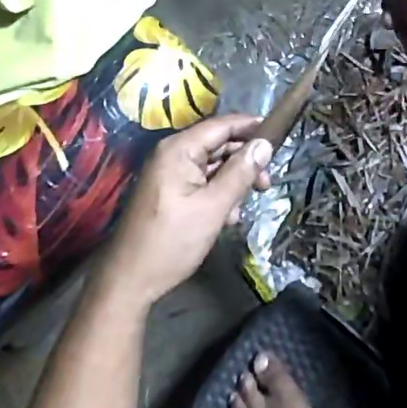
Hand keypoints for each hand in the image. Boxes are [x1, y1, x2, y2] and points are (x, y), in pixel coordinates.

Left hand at [96, 114, 272, 308]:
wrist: (128, 283)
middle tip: (267, 182)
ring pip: (212, 165)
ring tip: (248, 203)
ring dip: (234, 180)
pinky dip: (219, 192)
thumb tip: (265, 144)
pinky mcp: (169, 192)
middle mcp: (172, 154)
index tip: (278, 138)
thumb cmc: (171, 242)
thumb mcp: (213, 207)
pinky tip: (229, 216)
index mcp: (178, 149)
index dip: (251, 127)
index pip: (222, 125)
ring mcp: (168, 173)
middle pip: (218, 144)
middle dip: (245, 160)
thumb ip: (240, 173)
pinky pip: (201, 181)